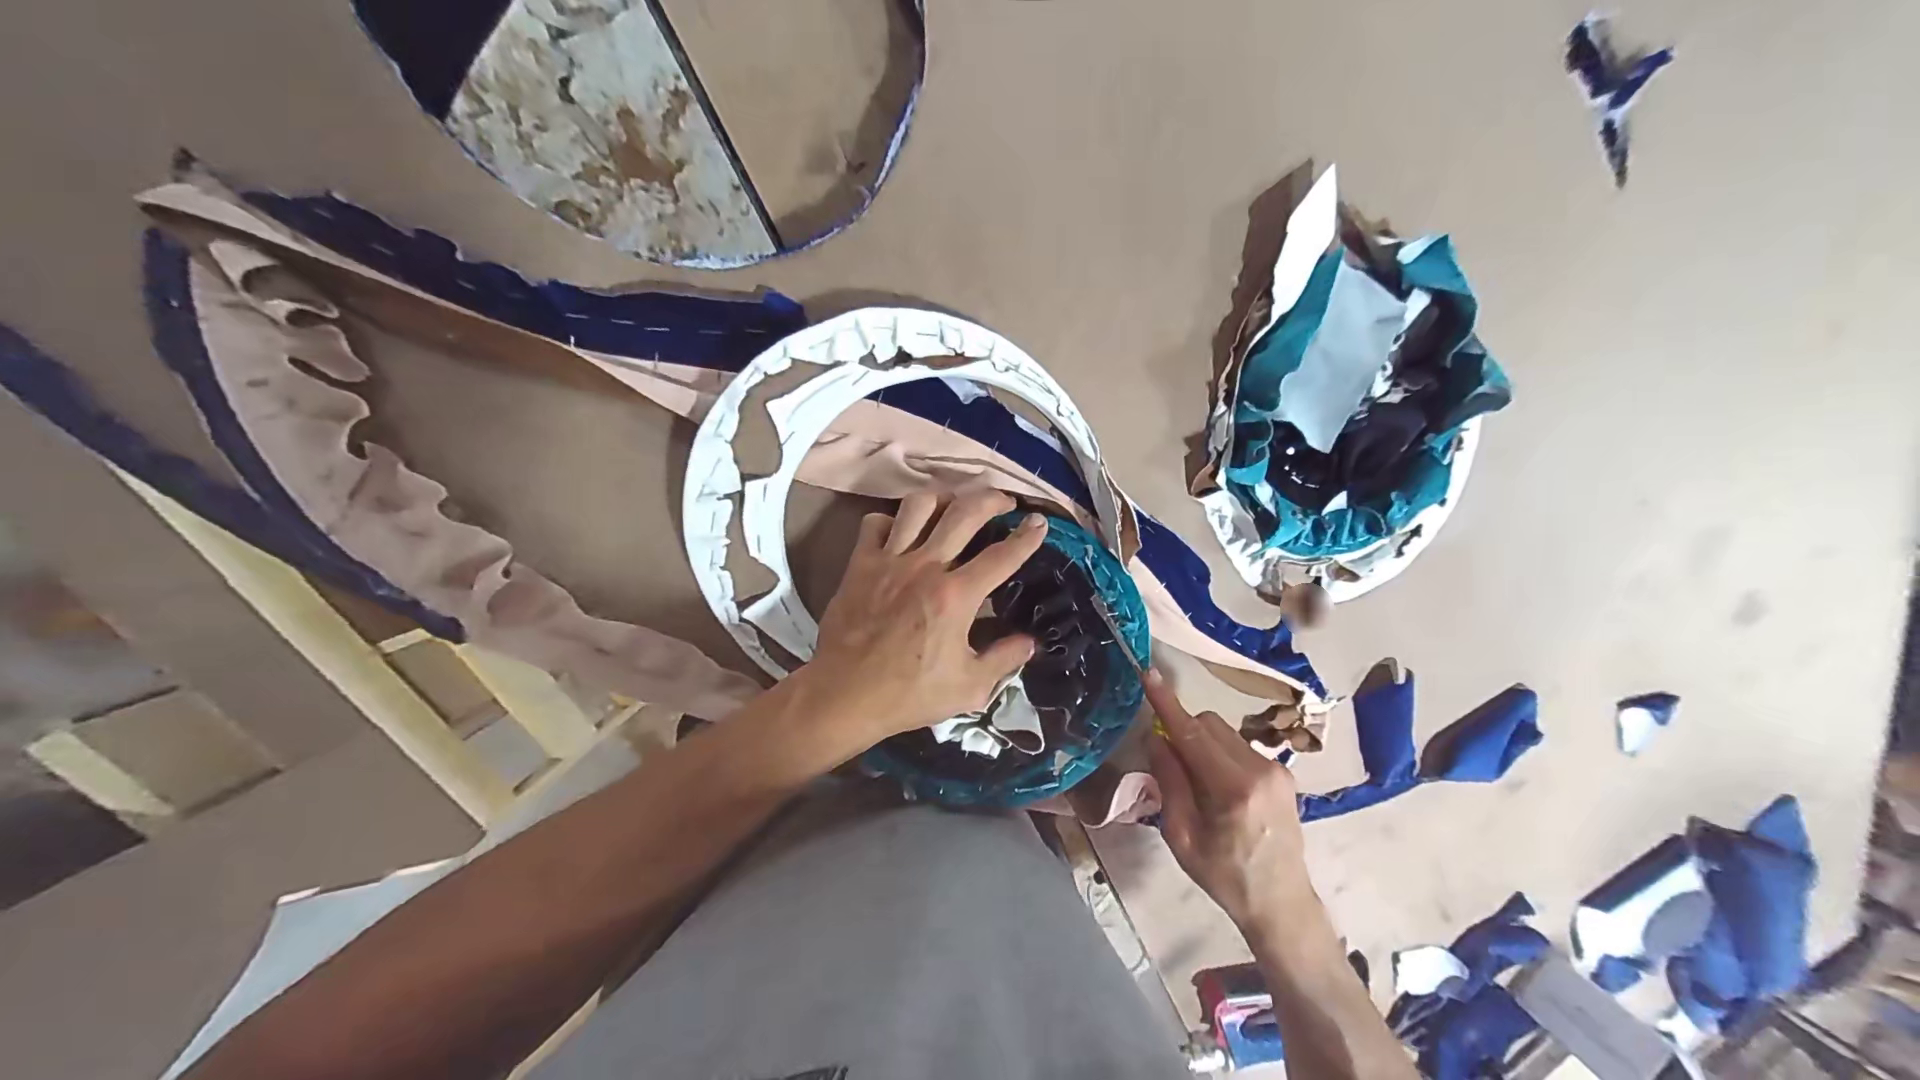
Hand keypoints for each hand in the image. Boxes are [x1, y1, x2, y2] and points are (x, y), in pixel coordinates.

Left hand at [804, 489, 1045, 741]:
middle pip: (964, 513)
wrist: (845, 694)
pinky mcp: (859, 564)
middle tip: (1004, 501)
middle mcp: (925, 567)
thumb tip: (1029, 642)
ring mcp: (889, 561)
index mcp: (956, 596)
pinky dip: (890, 519)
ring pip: (919, 506)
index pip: (1002, 556)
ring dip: (942, 498)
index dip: (1027, 536)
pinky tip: (900, 529)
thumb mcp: (968, 688)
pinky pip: (875, 523)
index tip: (1039, 522)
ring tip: (953, 503)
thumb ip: (1003, 660)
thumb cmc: (909, 694)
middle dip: (991, 499)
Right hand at [1146, 670, 1316, 935]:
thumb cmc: (1223, 876)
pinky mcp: (1282, 774)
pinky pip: (1238, 747)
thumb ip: (1169, 780)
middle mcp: (1260, 770)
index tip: (1148, 673)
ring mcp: (1276, 770)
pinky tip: (1218, 788)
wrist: (1281, 903)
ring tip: (1197, 783)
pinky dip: (1219, 754)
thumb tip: (1156, 737)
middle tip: (1168, 761)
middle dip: (1183, 730)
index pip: (1192, 733)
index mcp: (1232, 789)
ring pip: (1224, 732)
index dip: (1166, 702)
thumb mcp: (1181, 835)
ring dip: (1201, 743)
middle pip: (1209, 724)